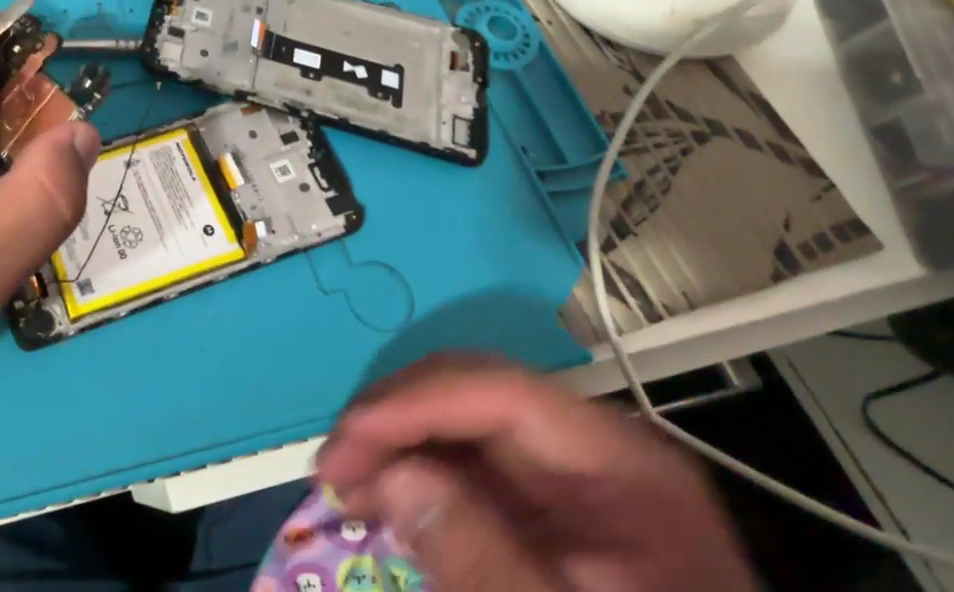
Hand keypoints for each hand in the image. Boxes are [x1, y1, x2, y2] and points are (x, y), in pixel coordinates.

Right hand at [315, 357, 757, 591]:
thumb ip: (485, 561)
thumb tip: (391, 474)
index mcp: (621, 465)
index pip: (498, 392)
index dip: (409, 404)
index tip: (342, 448)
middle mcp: (595, 449)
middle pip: (472, 396)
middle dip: (392, 422)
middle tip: (332, 474)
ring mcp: (575, 476)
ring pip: (461, 423)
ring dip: (395, 446)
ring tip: (345, 492)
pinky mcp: (554, 507)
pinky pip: (470, 466)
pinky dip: (417, 476)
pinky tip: (384, 504)